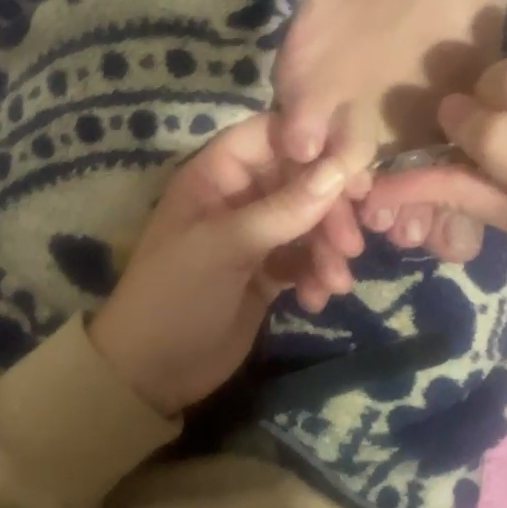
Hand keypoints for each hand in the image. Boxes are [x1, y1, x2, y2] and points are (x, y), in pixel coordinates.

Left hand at [89, 116, 353, 414]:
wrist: (152, 370)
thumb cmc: (175, 295)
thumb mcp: (226, 247)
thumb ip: (283, 209)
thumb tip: (340, 169)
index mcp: (214, 174)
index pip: (271, 136)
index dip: (313, 146)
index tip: (354, 171)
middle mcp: (237, 195)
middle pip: (300, 178)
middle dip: (330, 209)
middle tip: (351, 243)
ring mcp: (254, 234)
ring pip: (309, 220)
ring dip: (329, 247)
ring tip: (336, 283)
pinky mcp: (267, 271)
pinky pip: (306, 257)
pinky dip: (318, 273)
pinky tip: (317, 299)